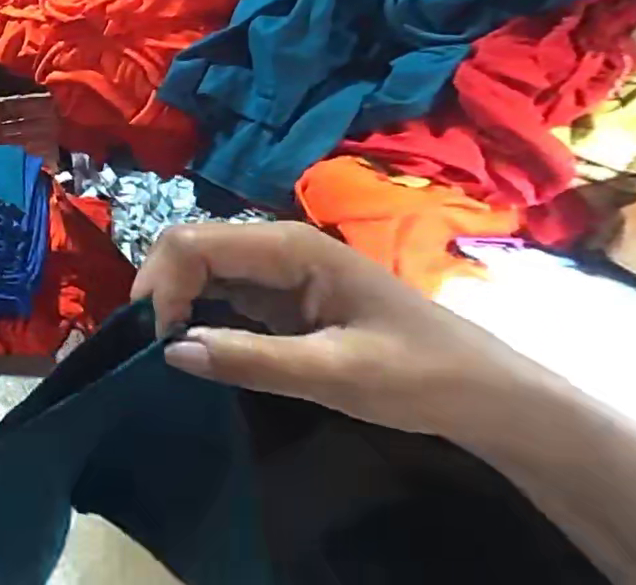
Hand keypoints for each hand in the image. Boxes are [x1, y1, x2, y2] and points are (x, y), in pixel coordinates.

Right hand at [134, 220, 548, 442]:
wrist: (484, 392)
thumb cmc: (419, 373)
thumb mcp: (336, 373)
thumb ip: (252, 360)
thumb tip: (172, 351)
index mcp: (286, 245)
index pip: (194, 242)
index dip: (163, 282)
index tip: (158, 341)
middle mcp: (273, 245)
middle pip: (189, 248)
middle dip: (160, 288)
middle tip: (151, 348)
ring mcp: (275, 269)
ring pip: (200, 269)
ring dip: (174, 302)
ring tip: (162, 349)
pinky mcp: (278, 296)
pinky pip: (221, 294)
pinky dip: (197, 315)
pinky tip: (192, 346)